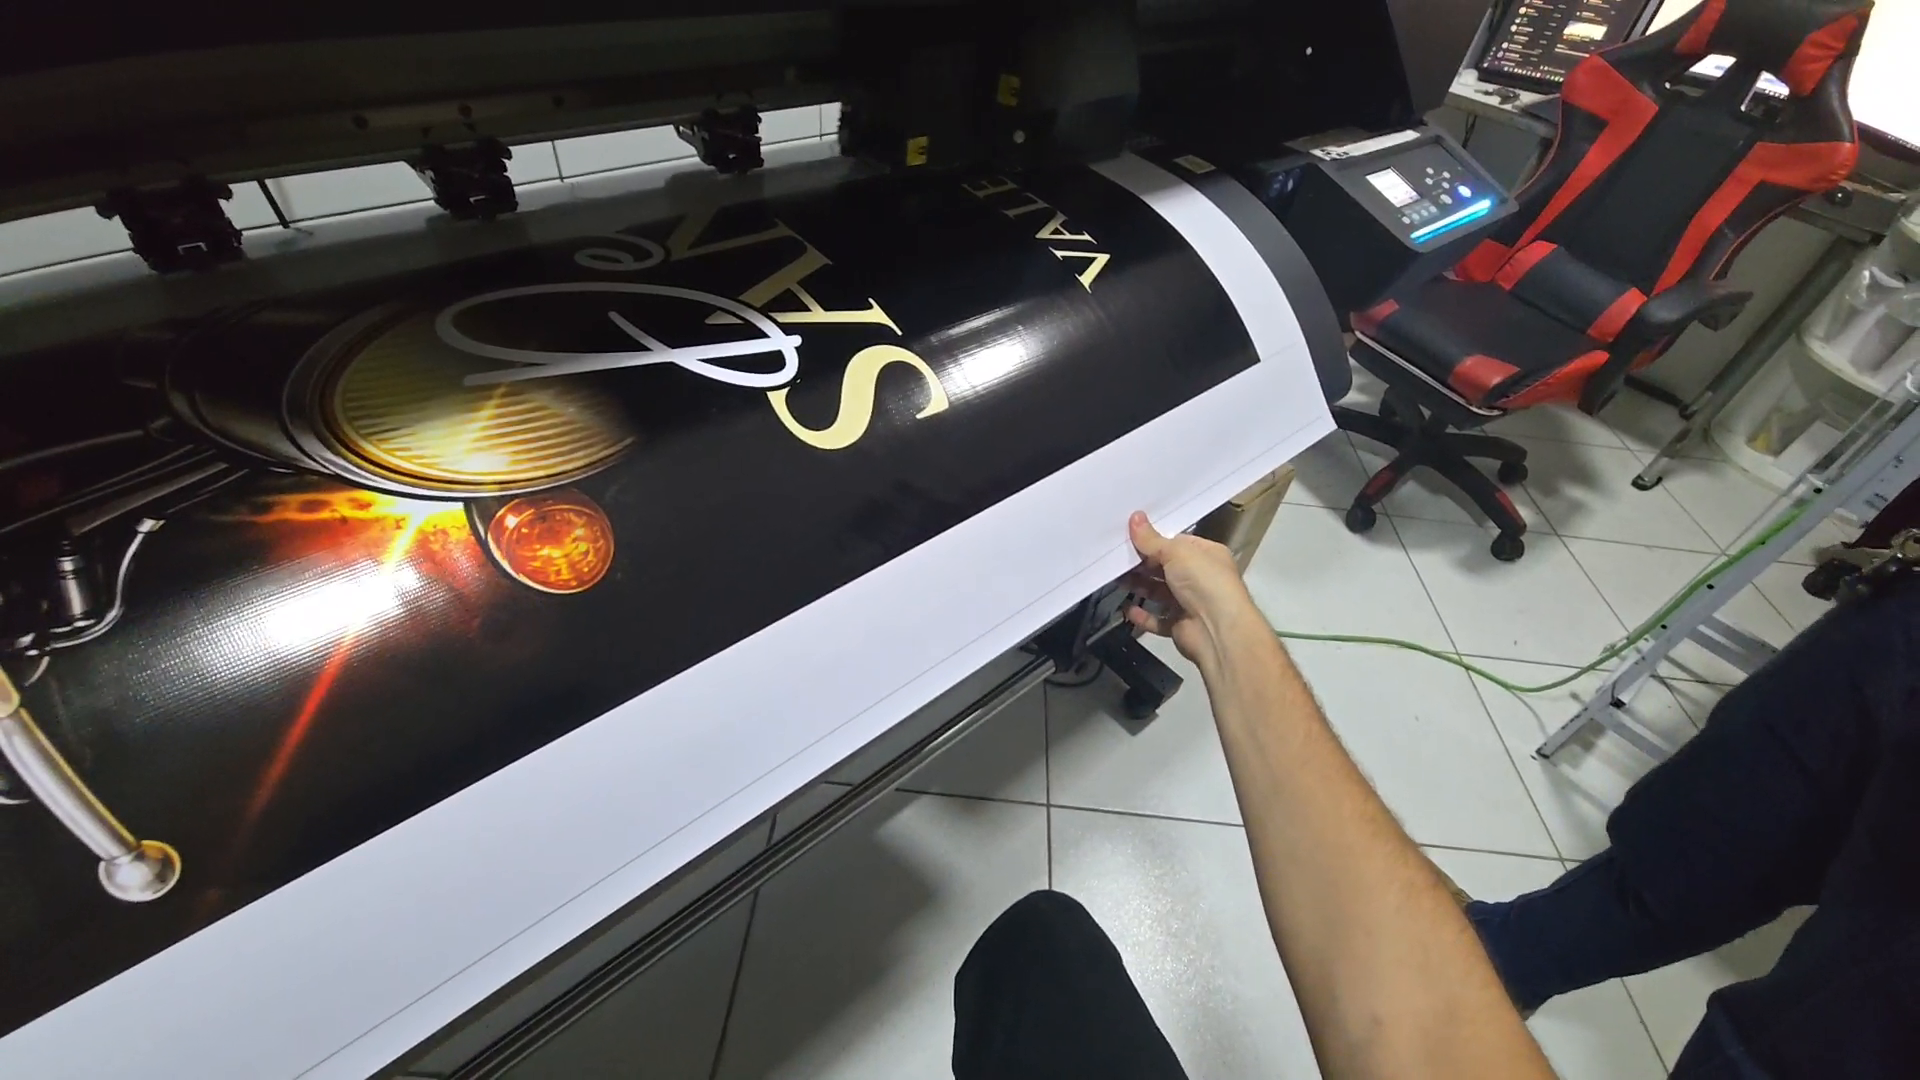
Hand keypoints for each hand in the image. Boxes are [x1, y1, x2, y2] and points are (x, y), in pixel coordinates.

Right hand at [1122, 511, 1260, 676]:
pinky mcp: (1181, 626)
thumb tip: (1135, 518)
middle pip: (1166, 568)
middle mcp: (1201, 578)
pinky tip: (1128, 609)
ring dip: (1139, 586)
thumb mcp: (1177, 553)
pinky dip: (1143, 616)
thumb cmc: (1203, 582)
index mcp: (1207, 555)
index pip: (1178, 543)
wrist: (1218, 630)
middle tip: (1116, 557)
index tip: (1129, 536)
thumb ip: (1152, 540)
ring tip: (1116, 578)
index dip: (1154, 540)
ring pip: (1159, 592)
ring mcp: (1191, 604)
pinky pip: (1158, 620)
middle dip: (1142, 564)